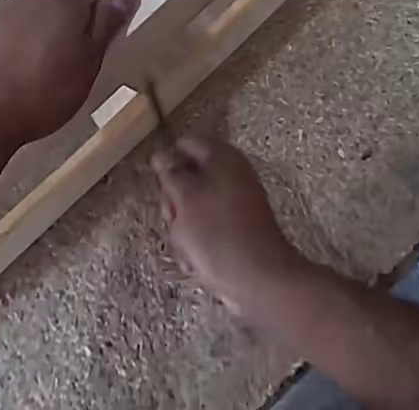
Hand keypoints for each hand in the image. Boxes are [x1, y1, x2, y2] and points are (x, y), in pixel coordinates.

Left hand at [0, 0, 140, 152]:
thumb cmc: (48, 87)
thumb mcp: (92, 56)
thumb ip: (110, 20)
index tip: (108, 17)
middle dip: (80, 9)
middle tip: (89, 47)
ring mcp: (7, 13)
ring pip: (44, 7)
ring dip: (56, 24)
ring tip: (60, 63)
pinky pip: (23, 25)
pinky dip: (34, 38)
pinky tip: (33, 70)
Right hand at [151, 135, 313, 316]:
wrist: (258, 276)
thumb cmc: (218, 232)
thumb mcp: (185, 198)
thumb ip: (171, 172)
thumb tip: (162, 152)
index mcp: (222, 155)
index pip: (186, 143)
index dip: (167, 163)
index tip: (160, 189)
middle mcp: (232, 170)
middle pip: (188, 174)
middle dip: (174, 199)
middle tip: (175, 219)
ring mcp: (236, 196)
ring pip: (193, 202)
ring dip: (183, 223)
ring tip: (188, 243)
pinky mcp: (237, 222)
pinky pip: (207, 222)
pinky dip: (198, 237)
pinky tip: (197, 257)